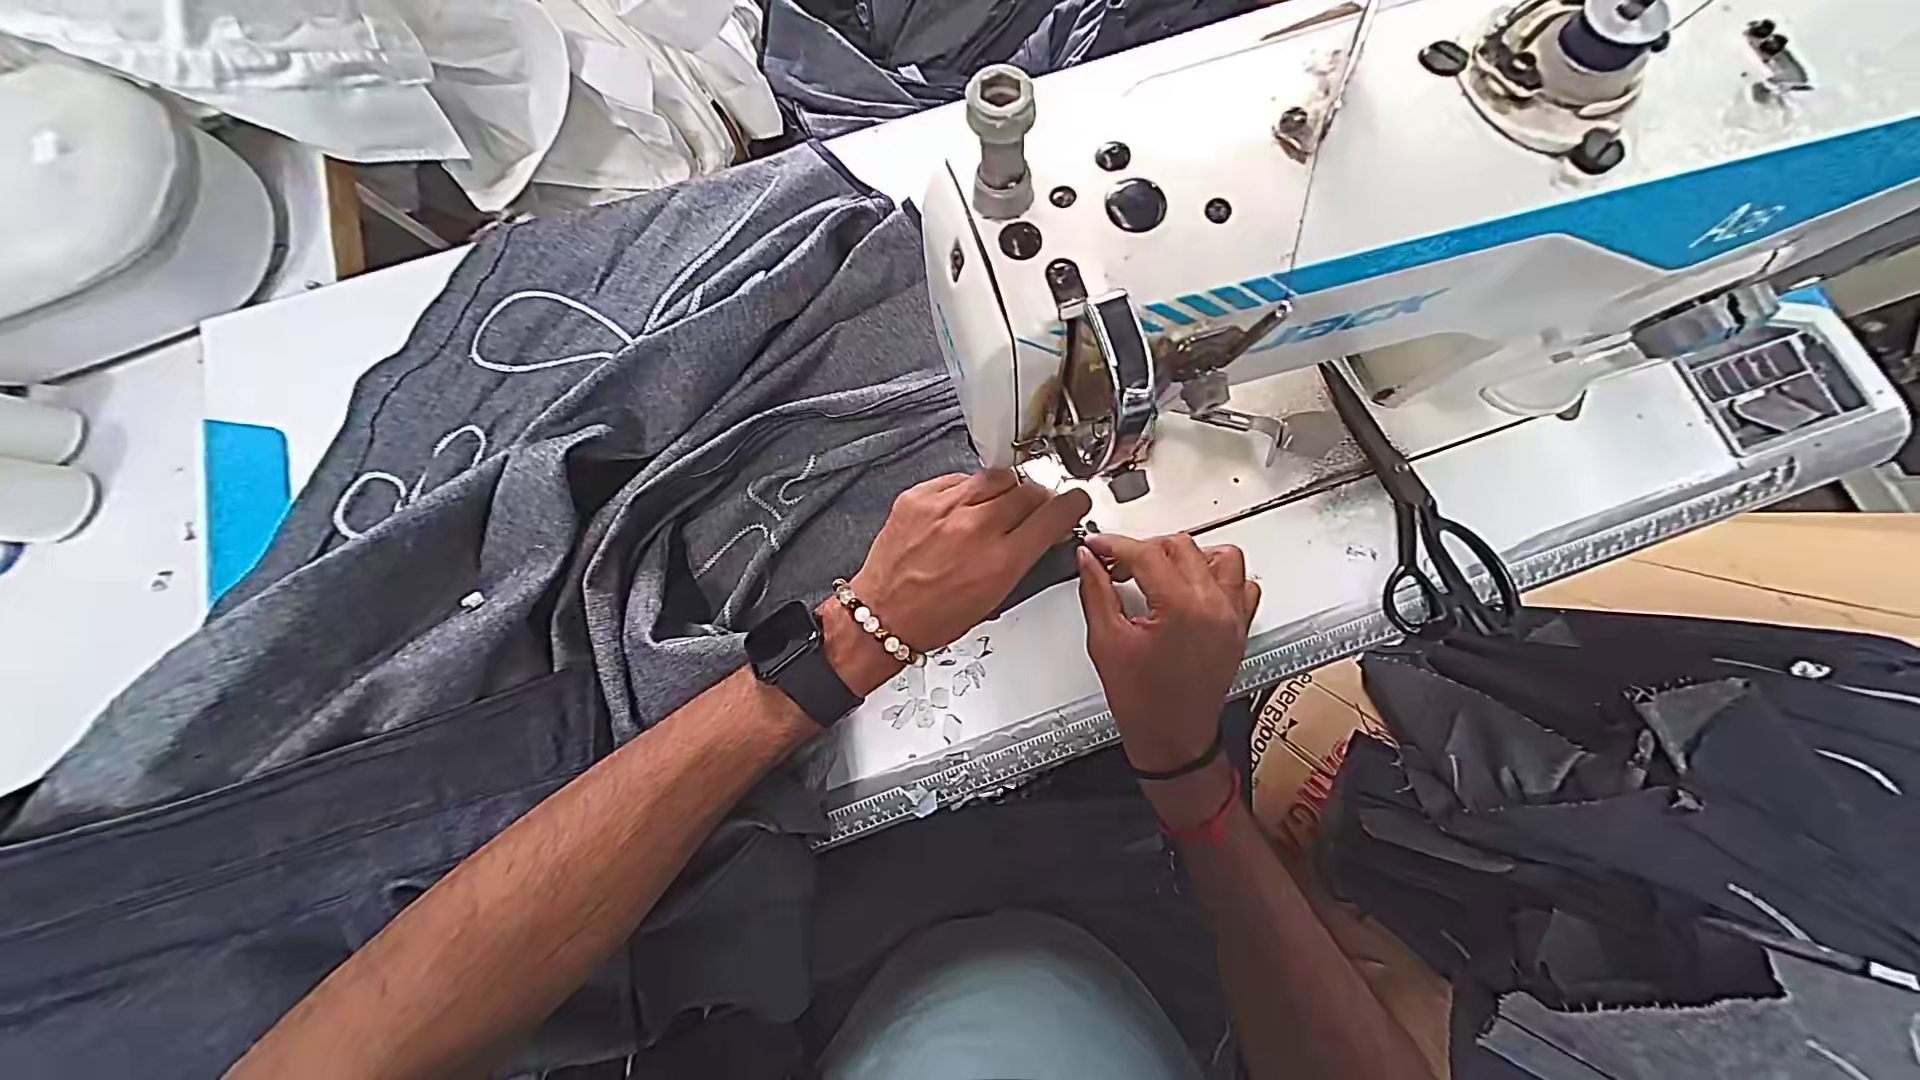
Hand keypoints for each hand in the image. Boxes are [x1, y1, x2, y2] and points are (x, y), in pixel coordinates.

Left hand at [824, 469, 1090, 694]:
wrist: (884, 615)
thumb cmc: (935, 617)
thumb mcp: (996, 596)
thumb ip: (1024, 558)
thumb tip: (1043, 534)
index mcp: (1002, 559)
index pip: (1055, 513)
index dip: (1073, 504)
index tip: (1075, 502)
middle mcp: (976, 528)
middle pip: (1029, 490)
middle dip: (1038, 499)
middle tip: (1032, 509)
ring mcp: (945, 508)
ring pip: (997, 477)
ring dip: (1006, 489)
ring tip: (997, 507)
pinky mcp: (919, 497)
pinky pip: (960, 478)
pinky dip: (969, 490)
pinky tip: (964, 507)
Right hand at [1076, 533, 1259, 774]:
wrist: (1173, 739)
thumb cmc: (1144, 703)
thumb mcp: (1105, 641)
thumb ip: (1096, 590)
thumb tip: (1089, 560)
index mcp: (1181, 608)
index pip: (1146, 553)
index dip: (1114, 545)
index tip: (1097, 547)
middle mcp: (1214, 607)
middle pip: (1180, 546)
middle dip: (1143, 549)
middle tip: (1116, 564)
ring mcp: (1232, 616)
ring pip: (1219, 556)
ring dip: (1185, 555)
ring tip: (1158, 570)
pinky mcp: (1239, 627)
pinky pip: (1241, 584)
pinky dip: (1219, 576)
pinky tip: (1194, 586)